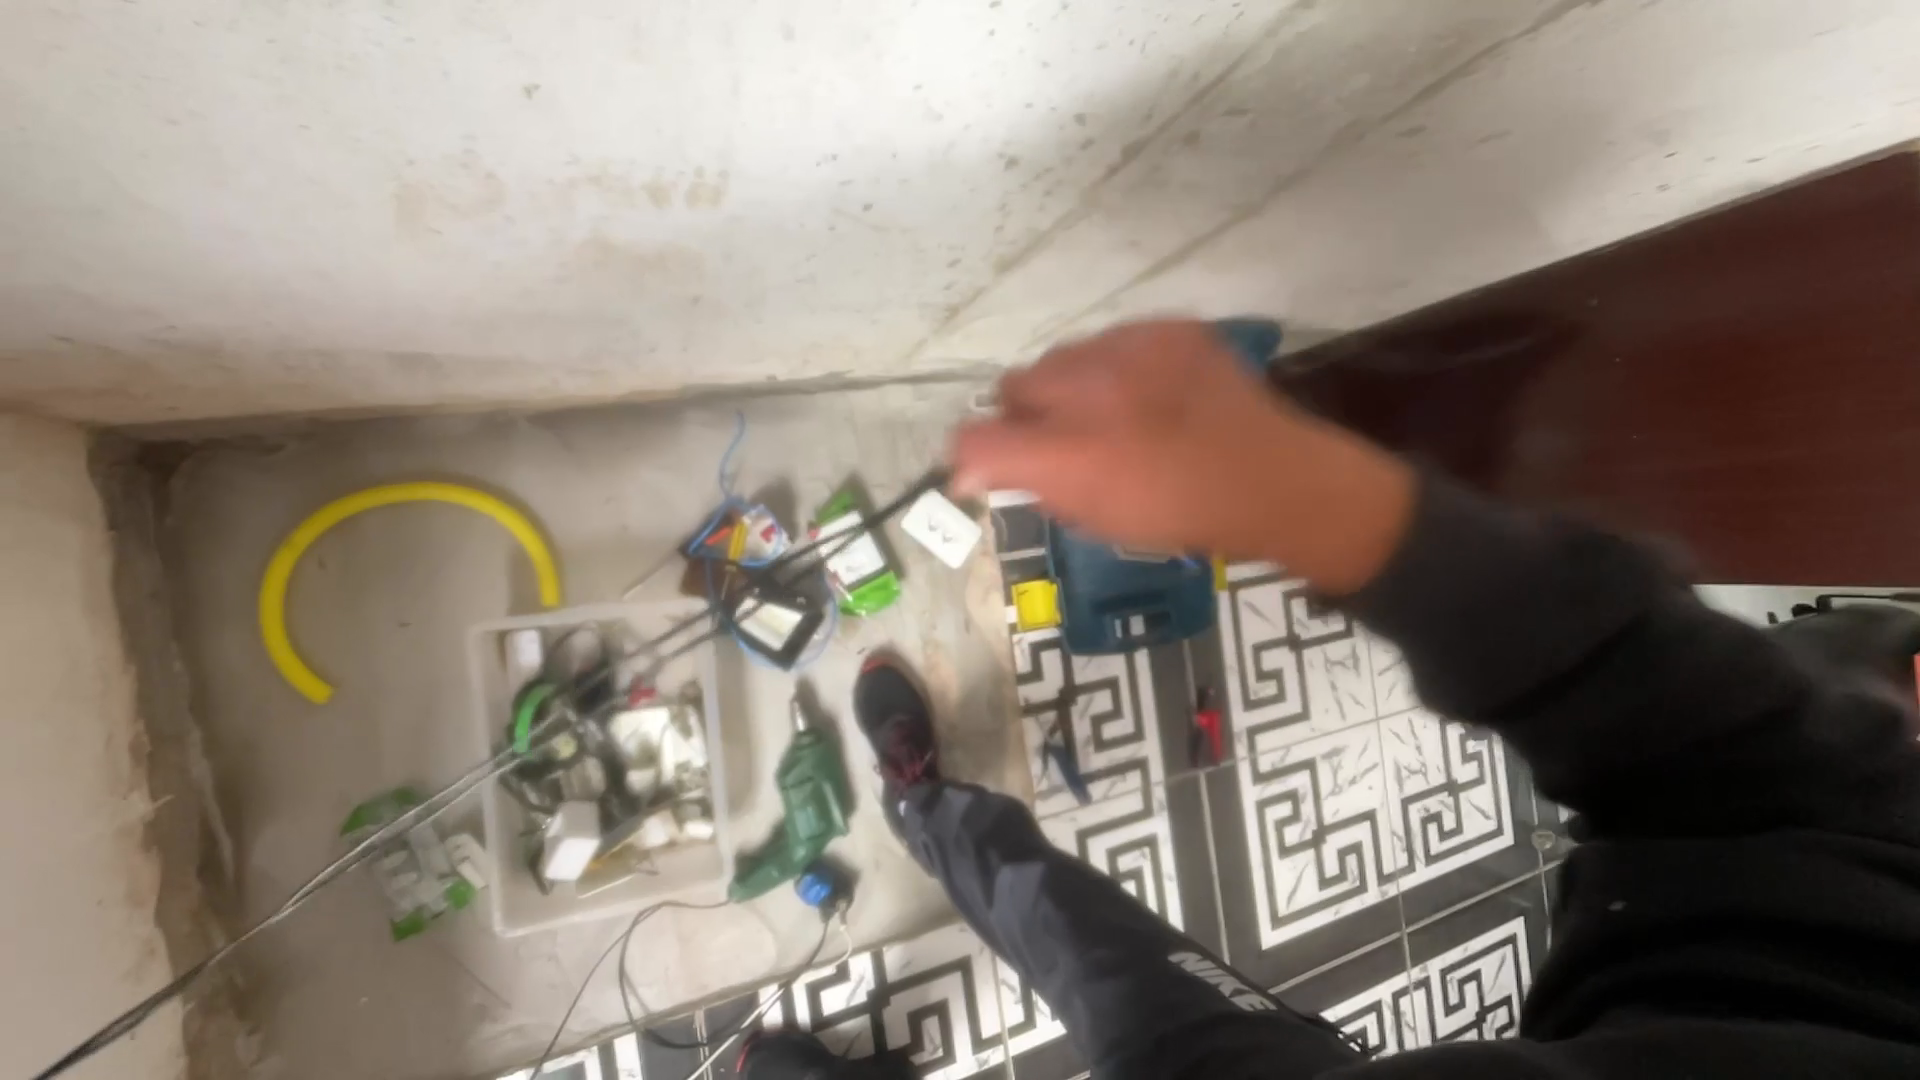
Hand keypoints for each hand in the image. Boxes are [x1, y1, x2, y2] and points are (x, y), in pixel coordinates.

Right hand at [950, 319, 1415, 593]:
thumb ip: (1030, 486)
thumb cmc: (1176, 515)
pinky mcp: (1167, 327)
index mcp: (1067, 454)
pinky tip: (1148, 393)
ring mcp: (1131, 349)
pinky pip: (1113, 340)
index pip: (975, 438)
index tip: (992, 466)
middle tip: (1062, 440)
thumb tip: (976, 467)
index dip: (971, 454)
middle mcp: (1088, 391)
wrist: (1270, 480)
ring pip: (1062, 357)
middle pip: (1013, 386)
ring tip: (1111, 413)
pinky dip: (1116, 366)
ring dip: (1069, 386)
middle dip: (1025, 414)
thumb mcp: (1093, 519)